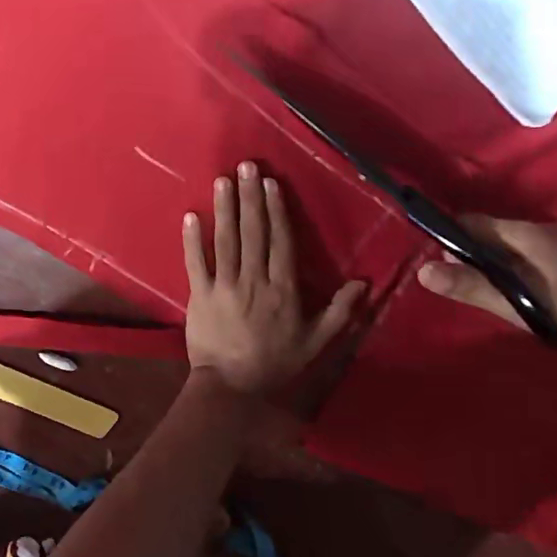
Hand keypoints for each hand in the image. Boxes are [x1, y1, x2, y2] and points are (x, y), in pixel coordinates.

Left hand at [182, 162, 366, 394]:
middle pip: (253, 232)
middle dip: (250, 197)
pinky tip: (191, 215)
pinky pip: (195, 263)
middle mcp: (254, 280)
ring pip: (226, 240)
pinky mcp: (199, 296)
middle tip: (247, 166)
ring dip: (225, 208)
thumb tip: (364, 283)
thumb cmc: (276, 364)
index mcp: (283, 289)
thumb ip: (340, 312)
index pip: (280, 241)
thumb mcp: (316, 342)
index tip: (272, 183)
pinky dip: (192, 239)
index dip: (276, 210)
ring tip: (224, 179)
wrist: (232, 390)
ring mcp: (224, 287)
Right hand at [416, 216, 556, 357]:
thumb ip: (473, 287)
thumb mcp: (522, 304)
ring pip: (513, 247)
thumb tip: (423, 271)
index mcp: (526, 234)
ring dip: (495, 264)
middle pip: (492, 234)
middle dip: (471, 255)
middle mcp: (542, 231)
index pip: (473, 223)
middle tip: (462, 288)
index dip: (449, 238)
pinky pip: (532, 256)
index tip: (437, 265)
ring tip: (488, 296)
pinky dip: (516, 270)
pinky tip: (523, 296)